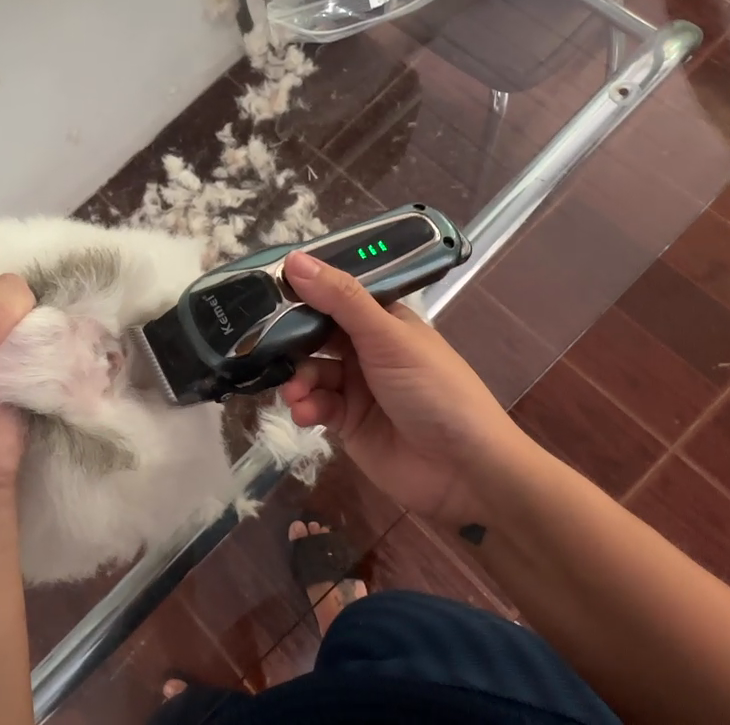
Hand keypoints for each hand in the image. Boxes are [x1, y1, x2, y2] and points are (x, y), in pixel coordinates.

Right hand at [278, 251, 536, 526]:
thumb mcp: (387, 337)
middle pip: (314, 334)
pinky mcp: (347, 422)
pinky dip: (305, 406)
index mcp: (382, 319)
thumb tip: (293, 258)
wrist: (466, 470)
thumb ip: (340, 299)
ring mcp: (356, 386)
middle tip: (262, 344)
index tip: (264, 288)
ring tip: (295, 393)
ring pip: (310, 370)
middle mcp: (366, 348)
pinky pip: (315, 404)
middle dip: (289, 340)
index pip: (334, 294)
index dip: (302, 291)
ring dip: (297, 379)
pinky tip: (304, 413)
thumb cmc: (434, 389)